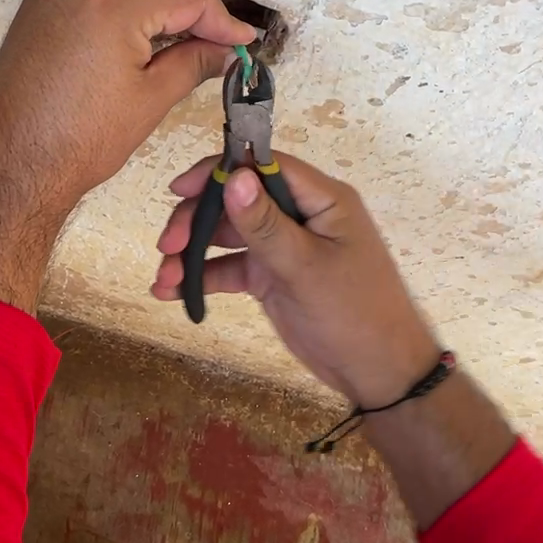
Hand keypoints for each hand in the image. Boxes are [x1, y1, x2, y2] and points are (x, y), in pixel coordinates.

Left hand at [0, 0, 255, 310]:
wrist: (15, 161)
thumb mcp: (150, 100)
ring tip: (171, 6)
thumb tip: (226, 47)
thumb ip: (194, 62)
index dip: (223, 19)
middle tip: (212, 35)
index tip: (241, 41)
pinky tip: (132, 2)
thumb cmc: (81, 140)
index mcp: (115, 5)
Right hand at [151, 152, 441, 405]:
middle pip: (237, 201)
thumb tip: (235, 176)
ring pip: (226, 235)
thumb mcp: (306, 268)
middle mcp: (299, 215)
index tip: (180, 189)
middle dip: (197, 220)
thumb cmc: (354, 314)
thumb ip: (266, 224)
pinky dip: (202, 277)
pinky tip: (173, 293)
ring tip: (164, 279)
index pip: (263, 166)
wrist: (379, 376)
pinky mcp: (270, 277)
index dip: (220, 172)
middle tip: (167, 246)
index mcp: (320, 200)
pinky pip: (229, 268)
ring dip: (192, 252)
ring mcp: (282, 246)